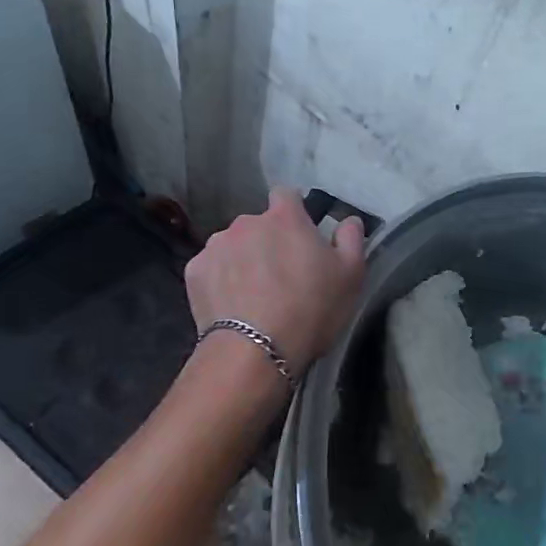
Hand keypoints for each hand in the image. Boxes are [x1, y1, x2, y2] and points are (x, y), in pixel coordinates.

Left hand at [184, 187, 365, 368]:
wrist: (255, 351)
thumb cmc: (311, 310)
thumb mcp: (351, 277)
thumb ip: (352, 240)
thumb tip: (349, 220)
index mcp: (285, 218)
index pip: (287, 194)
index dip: (294, 210)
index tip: (300, 235)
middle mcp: (246, 222)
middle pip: (258, 225)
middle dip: (267, 242)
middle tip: (281, 276)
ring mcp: (216, 246)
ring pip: (232, 246)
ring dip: (242, 260)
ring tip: (252, 295)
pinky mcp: (194, 271)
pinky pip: (211, 269)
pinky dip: (220, 281)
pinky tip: (232, 306)